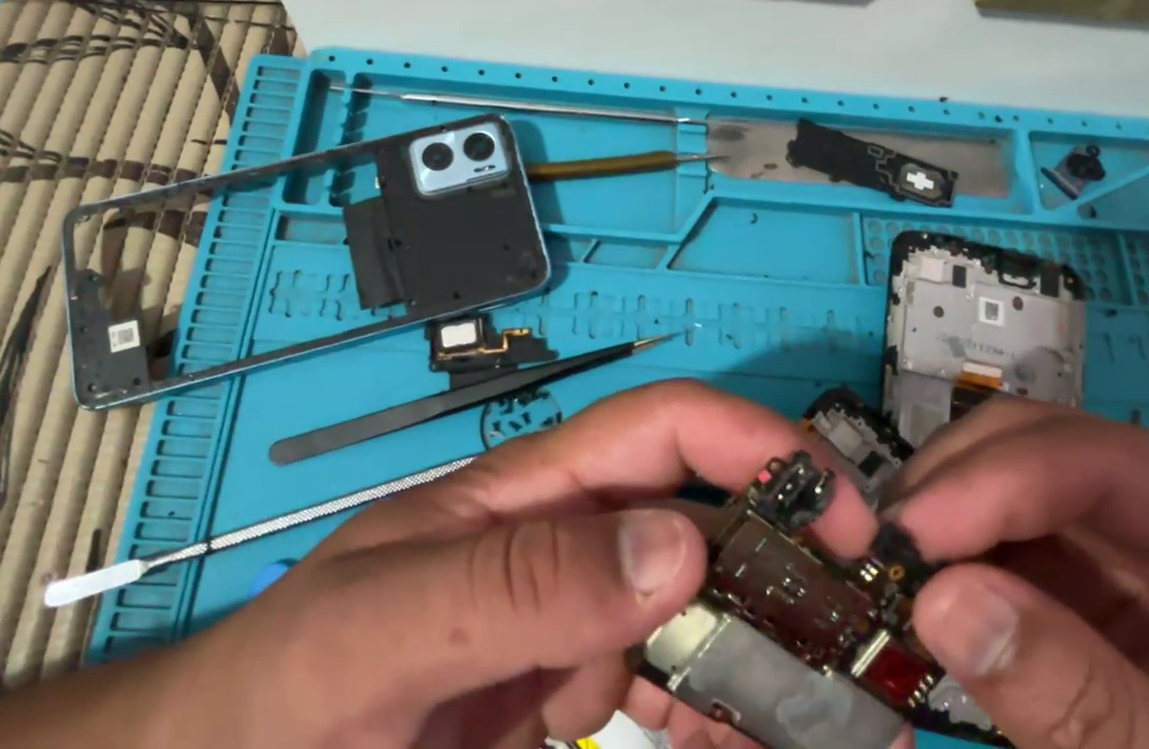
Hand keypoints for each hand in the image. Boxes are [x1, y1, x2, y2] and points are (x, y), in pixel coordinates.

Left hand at [161, 379, 877, 748]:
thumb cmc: (287, 688)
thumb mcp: (385, 625)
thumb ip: (515, 581)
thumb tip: (676, 537)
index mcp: (529, 495)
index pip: (662, 430)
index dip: (758, 444)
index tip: (842, 515)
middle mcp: (569, 546)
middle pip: (704, 521)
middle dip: (788, 560)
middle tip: (862, 638)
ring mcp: (578, 625)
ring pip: (703, 614)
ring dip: (771, 653)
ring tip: (832, 710)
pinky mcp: (577, 695)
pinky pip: (672, 693)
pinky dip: (724, 717)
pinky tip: (751, 742)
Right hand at [885, 399, 1148, 748]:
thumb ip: (1085, 707)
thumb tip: (940, 600)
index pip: (1101, 462)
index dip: (989, 484)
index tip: (901, 540)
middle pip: (1038, 440)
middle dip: (945, 486)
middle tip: (873, 556)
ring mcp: (1135, 531)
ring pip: (1000, 468)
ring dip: (932, 511)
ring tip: (881, 574)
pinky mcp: (1090, 563)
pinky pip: (995, 525)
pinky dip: (942, 547)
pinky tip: (914, 587)